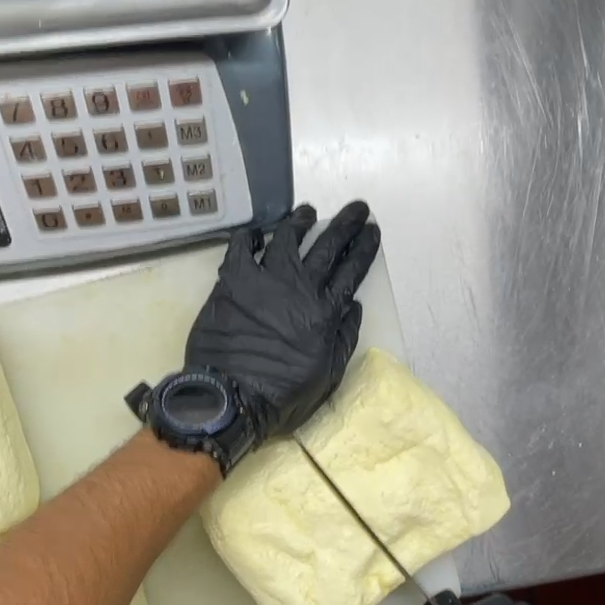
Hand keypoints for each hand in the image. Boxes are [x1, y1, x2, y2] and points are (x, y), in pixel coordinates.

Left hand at [184, 201, 380, 442]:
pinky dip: (250, 236)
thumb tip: (354, 307)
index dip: (364, 249)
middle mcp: (299, 288)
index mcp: (325, 313)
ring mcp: (264, 280)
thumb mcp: (328, 376)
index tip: (372, 231)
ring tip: (308, 212)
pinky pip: (241, 246)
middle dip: (345, 225)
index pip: (351, 272)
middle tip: (357, 208)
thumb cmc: (283, 395)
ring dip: (300, 222)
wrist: (232, 396)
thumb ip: (343, 338)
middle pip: (327, 247)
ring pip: (287, 239)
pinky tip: (257, 232)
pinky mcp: (232, 281)